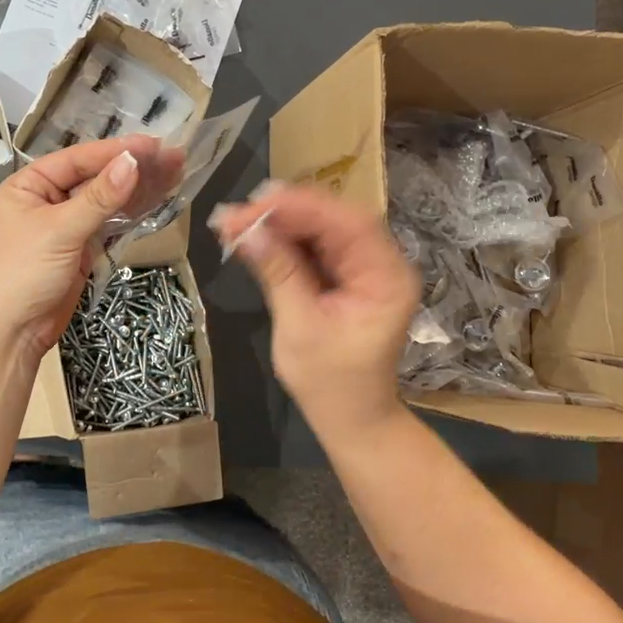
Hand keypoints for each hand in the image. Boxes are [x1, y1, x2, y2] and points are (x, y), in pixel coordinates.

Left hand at [0, 136, 183, 361]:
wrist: (11, 332)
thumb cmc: (24, 273)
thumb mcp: (60, 231)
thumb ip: (99, 198)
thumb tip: (133, 161)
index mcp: (30, 185)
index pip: (78, 159)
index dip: (117, 151)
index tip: (155, 145)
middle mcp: (47, 199)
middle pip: (95, 177)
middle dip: (133, 167)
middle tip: (176, 156)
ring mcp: (65, 225)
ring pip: (107, 200)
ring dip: (138, 188)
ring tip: (176, 172)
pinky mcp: (80, 249)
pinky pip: (109, 224)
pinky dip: (132, 213)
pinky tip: (158, 198)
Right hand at [212, 183, 420, 440]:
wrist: (352, 419)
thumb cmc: (331, 384)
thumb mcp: (300, 328)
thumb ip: (278, 274)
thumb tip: (247, 231)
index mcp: (387, 277)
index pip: (348, 224)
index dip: (301, 207)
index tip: (255, 202)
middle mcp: (382, 265)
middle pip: (334, 221)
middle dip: (284, 212)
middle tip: (235, 212)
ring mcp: (364, 270)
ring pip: (321, 231)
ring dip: (279, 224)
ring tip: (235, 222)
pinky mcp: (346, 278)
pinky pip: (315, 248)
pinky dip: (284, 241)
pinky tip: (253, 237)